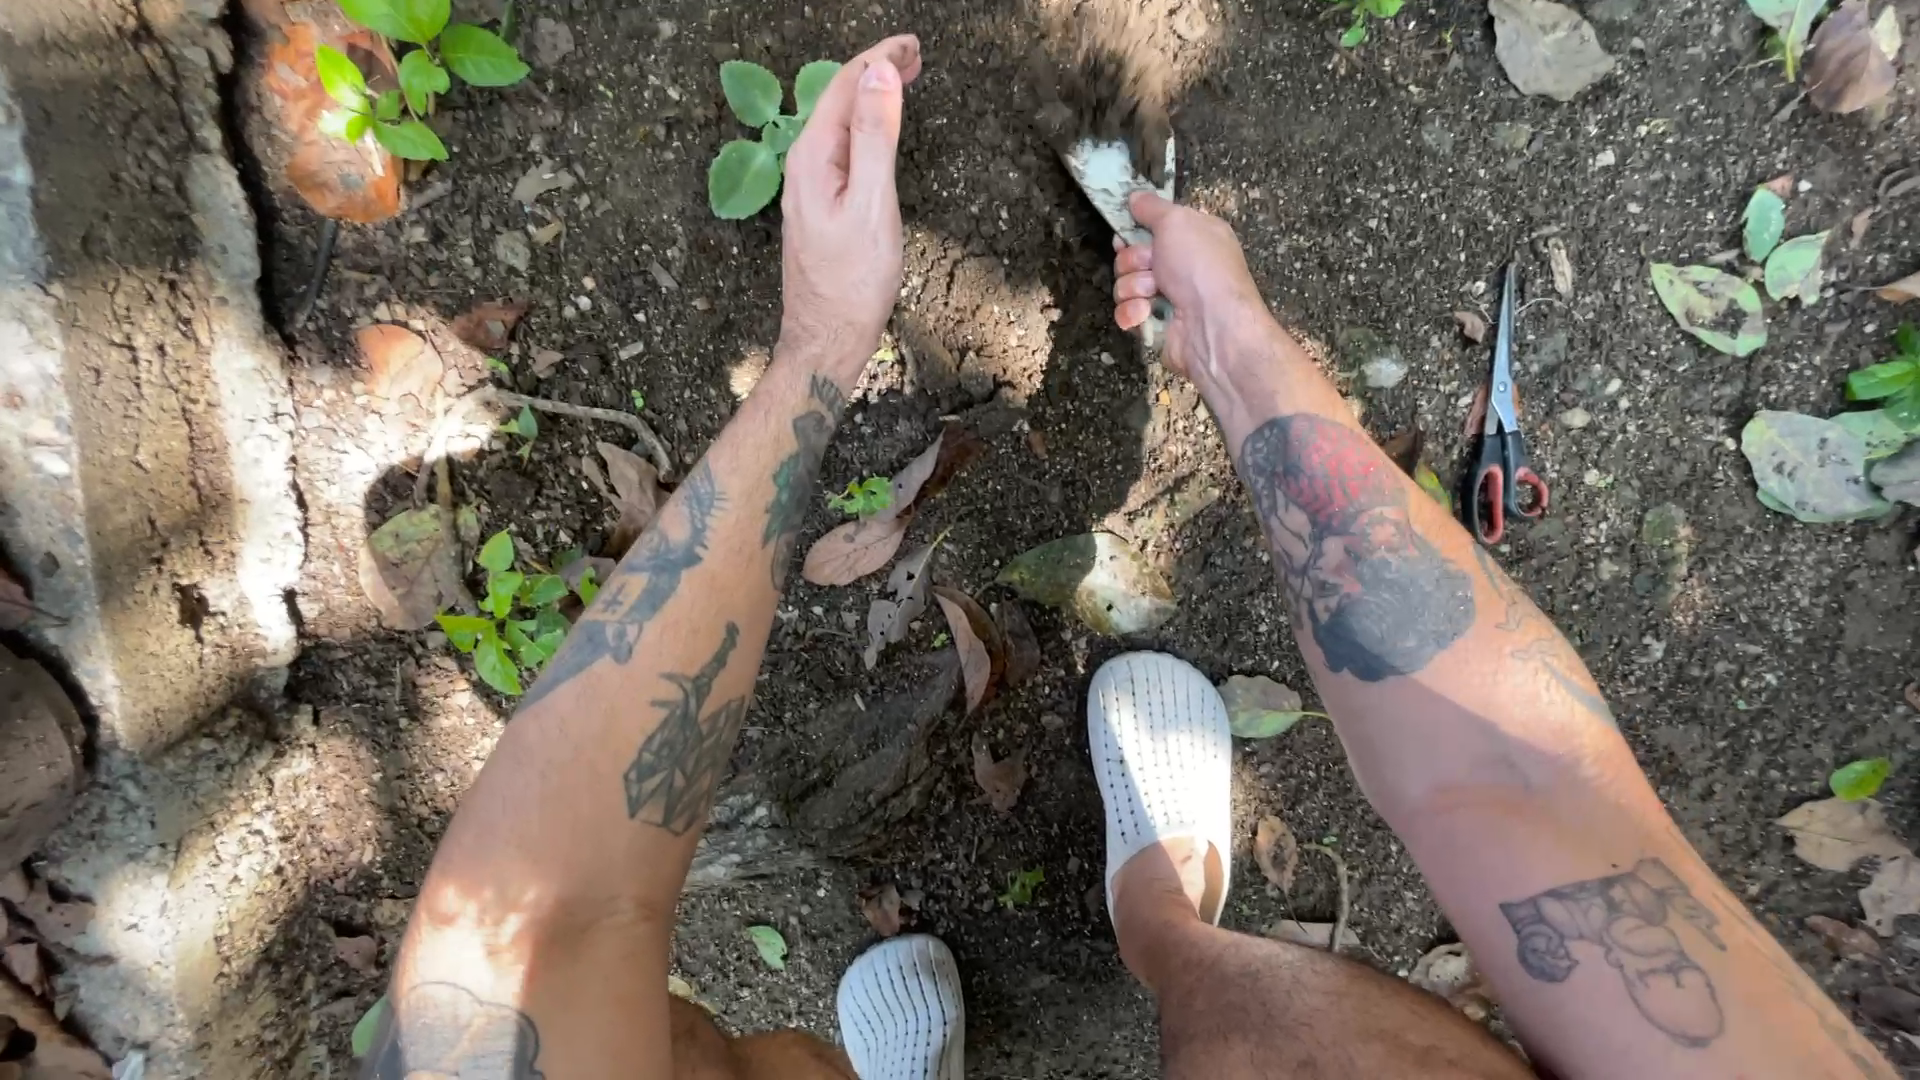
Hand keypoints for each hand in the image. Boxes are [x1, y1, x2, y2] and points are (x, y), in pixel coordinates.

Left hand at [776, 35, 922, 385]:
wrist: (827, 339)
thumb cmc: (853, 281)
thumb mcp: (872, 205)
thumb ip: (876, 138)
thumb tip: (881, 73)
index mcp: (813, 158)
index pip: (846, 87)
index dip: (880, 58)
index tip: (915, 47)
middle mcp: (803, 168)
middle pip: (839, 103)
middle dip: (875, 72)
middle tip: (916, 59)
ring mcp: (808, 191)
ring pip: (840, 130)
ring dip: (870, 101)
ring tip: (901, 85)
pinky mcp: (819, 212)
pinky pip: (842, 156)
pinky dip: (865, 134)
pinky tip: (878, 137)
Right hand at [1112, 192, 1269, 380]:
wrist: (1211, 325)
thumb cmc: (1201, 268)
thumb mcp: (1178, 222)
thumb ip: (1152, 207)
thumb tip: (1134, 195)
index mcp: (1190, 237)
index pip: (1149, 230)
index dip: (1133, 233)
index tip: (1125, 236)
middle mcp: (1178, 267)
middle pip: (1130, 257)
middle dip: (1134, 261)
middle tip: (1152, 266)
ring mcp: (1165, 298)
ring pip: (1124, 286)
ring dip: (1134, 288)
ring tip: (1154, 293)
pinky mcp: (1153, 325)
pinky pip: (1125, 314)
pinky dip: (1132, 313)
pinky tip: (1146, 314)